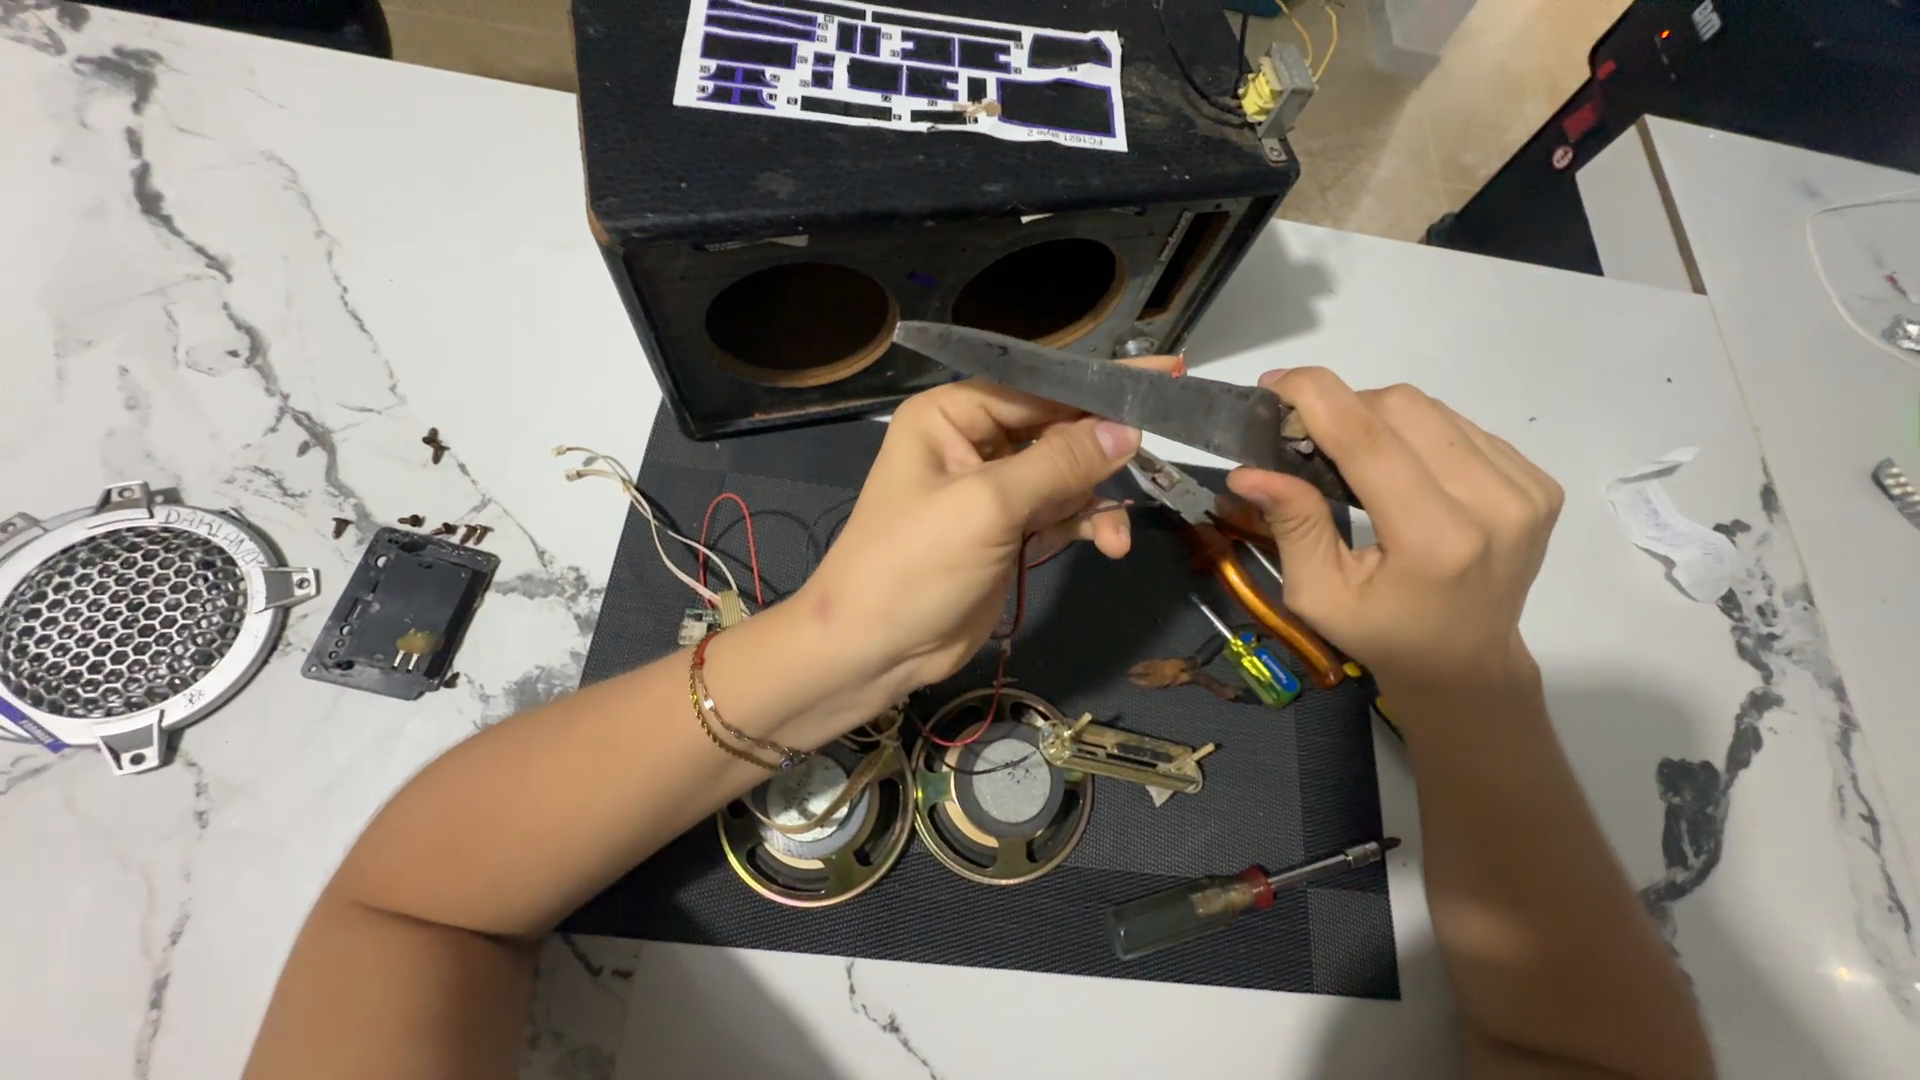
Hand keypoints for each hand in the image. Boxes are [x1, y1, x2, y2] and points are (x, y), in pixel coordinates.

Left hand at [789, 371, 1156, 721]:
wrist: (875, 650)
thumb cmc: (915, 564)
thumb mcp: (987, 506)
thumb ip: (1059, 464)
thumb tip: (1127, 431)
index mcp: (951, 415)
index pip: (1036, 386)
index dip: (1098, 384)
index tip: (1166, 374)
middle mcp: (972, 442)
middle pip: (1057, 428)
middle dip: (1103, 448)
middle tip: (1159, 454)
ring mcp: (992, 490)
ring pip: (1067, 474)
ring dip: (1097, 498)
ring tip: (1116, 534)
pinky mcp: (1009, 531)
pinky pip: (1062, 512)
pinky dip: (1087, 524)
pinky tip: (1109, 545)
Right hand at [1225, 369, 1562, 702]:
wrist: (1465, 663)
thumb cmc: (1381, 634)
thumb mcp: (1318, 594)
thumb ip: (1293, 524)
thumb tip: (1248, 469)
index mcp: (1435, 540)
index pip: (1369, 439)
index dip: (1317, 398)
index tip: (1274, 385)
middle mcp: (1494, 504)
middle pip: (1404, 407)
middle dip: (1343, 408)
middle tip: (1307, 434)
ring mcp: (1526, 491)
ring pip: (1433, 410)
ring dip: (1378, 418)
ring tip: (1351, 454)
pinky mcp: (1539, 483)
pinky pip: (1461, 426)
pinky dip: (1416, 433)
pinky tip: (1399, 467)